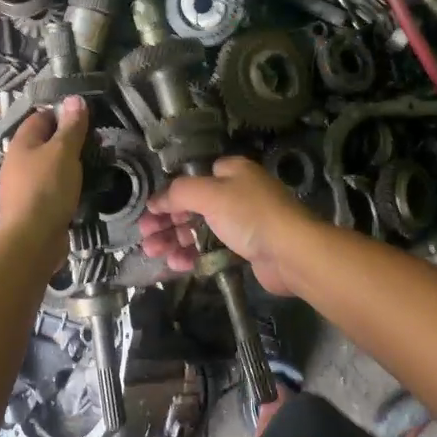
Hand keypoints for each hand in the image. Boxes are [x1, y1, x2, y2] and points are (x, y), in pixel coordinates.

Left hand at [0, 96, 86, 277]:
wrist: (31, 242)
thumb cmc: (46, 189)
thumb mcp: (63, 152)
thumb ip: (71, 126)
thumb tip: (75, 98)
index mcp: (21, 143)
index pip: (41, 116)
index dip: (63, 113)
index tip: (88, 117)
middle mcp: (19, 161)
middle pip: (47, 141)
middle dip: (70, 140)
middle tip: (97, 142)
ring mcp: (25, 186)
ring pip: (52, 166)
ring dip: (71, 164)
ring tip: (96, 163)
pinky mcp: (35, 207)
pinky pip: (53, 187)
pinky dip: (68, 185)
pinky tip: (84, 188)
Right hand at [138, 156, 319, 293]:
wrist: (291, 253)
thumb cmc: (250, 215)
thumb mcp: (210, 194)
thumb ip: (179, 193)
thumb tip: (157, 200)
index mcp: (231, 171)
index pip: (192, 179)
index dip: (169, 195)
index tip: (149, 212)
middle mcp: (236, 193)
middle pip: (192, 205)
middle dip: (166, 221)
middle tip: (144, 237)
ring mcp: (241, 222)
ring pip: (199, 229)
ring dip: (175, 240)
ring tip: (153, 253)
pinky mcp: (244, 248)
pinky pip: (211, 248)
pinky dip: (192, 254)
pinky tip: (176, 264)